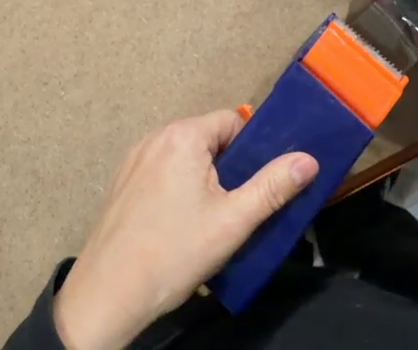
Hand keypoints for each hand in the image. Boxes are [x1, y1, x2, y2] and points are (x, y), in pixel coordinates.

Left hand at [53, 110, 318, 349]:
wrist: (108, 295)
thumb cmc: (174, 253)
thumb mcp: (233, 221)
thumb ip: (273, 187)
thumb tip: (309, 159)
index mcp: (183, 136)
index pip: (233, 121)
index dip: (252, 149)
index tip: (258, 183)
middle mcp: (156, 137)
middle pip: (208, 139)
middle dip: (229, 167)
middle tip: (239, 206)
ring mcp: (134, 159)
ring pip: (185, 158)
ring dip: (203, 180)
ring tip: (211, 219)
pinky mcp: (122, 183)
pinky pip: (162, 172)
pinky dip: (178, 189)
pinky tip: (180, 225)